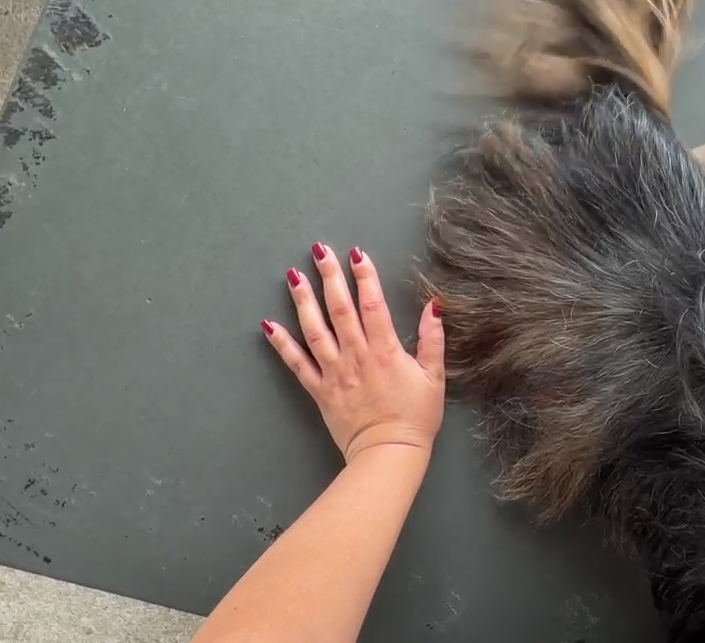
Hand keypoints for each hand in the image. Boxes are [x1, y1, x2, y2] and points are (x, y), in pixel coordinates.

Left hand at [262, 243, 445, 464]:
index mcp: (385, 350)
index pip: (372, 305)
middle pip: (340, 309)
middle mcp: (356, 355)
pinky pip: (297, 364)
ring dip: (303, 301)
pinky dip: (282, 344)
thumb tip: (433, 305)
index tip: (356, 254)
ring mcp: (334, 372)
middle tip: (319, 250)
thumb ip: (432, 339)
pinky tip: (269, 324)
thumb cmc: (416, 416)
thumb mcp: (434, 376)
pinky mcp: (320, 390)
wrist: (388, 455)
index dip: (365, 277)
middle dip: (330, 277)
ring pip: (315, 330)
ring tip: (292, 275)